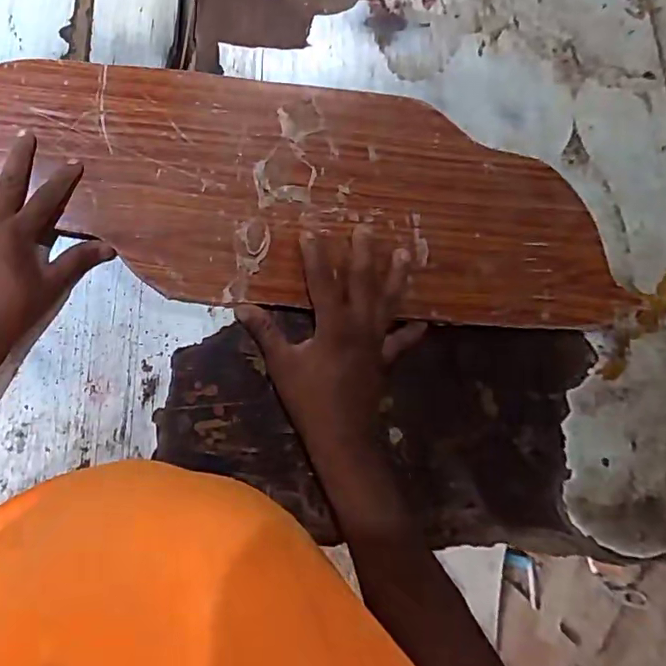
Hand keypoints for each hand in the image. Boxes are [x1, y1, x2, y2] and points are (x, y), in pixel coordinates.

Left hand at [0, 132, 114, 382]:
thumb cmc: (15, 310)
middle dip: (18, 157)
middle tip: (24, 134)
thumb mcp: (51, 286)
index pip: (45, 200)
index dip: (62, 180)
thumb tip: (109, 248)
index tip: (75, 162)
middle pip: (8, 184)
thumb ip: (78, 261)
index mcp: (18, 233)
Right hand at [235, 226, 426, 450]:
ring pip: (388, 303)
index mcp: (333, 325)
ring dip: (396, 278)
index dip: (316, 257)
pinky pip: (400, 341)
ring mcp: (376, 342)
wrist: (343, 437)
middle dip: (363, 254)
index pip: (323, 282)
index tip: (311, 231)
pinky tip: (424, 323)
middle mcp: (359, 327)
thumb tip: (242, 307)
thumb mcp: (282, 364)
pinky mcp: (384, 359)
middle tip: (366, 229)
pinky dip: (411, 332)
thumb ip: (265, 332)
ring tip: (405, 254)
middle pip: (363, 283)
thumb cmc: (309, 400)